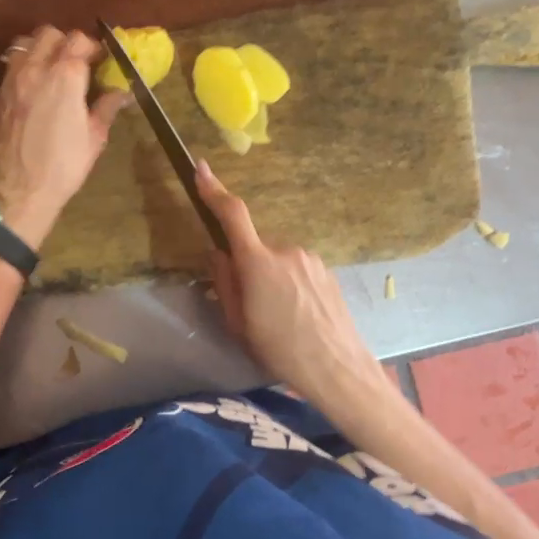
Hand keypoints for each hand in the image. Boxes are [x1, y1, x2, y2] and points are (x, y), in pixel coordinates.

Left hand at [0, 26, 130, 248]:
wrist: (22, 188)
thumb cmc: (65, 165)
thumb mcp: (95, 136)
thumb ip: (107, 106)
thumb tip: (123, 92)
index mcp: (65, 76)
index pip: (79, 40)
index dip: (93, 48)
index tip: (101, 62)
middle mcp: (36, 69)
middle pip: (50, 34)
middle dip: (66, 43)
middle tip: (77, 63)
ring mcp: (13, 80)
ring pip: (26, 44)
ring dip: (42, 50)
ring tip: (53, 70)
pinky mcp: (0, 95)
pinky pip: (13, 65)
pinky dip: (26, 66)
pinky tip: (36, 87)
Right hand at [198, 162, 388, 400]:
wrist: (337, 369)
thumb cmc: (279, 351)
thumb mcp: (238, 324)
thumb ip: (224, 283)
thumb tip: (218, 255)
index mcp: (258, 263)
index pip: (232, 216)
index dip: (214, 191)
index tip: (201, 169)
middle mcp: (286, 251)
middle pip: (255, 249)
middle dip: (248, 269)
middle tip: (252, 309)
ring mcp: (310, 259)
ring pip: (277, 261)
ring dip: (271, 280)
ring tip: (280, 320)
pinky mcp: (326, 271)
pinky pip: (297, 270)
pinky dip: (290, 286)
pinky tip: (299, 318)